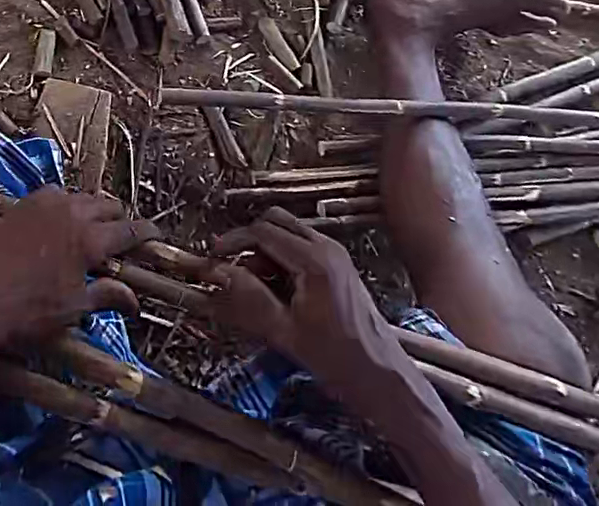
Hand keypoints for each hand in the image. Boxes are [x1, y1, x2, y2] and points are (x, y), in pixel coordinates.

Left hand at [0, 187, 158, 349]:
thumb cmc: (29, 311)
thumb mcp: (72, 309)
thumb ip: (105, 296)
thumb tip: (135, 301)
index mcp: (90, 240)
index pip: (128, 230)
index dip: (146, 231)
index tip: (156, 233)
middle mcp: (72, 213)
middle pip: (107, 205)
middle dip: (120, 217)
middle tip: (123, 232)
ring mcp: (45, 203)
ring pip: (81, 196)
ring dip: (93, 207)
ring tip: (93, 223)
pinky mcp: (24, 202)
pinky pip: (55, 193)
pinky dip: (66, 202)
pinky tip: (61, 216)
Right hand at [207, 207, 399, 385]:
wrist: (382, 377)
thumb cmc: (335, 357)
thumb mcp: (284, 331)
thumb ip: (249, 297)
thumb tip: (220, 272)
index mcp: (313, 261)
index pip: (262, 232)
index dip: (234, 240)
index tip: (215, 255)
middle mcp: (326, 247)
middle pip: (275, 221)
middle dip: (249, 238)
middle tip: (232, 263)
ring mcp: (335, 253)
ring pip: (288, 230)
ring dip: (265, 247)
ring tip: (253, 280)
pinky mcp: (338, 263)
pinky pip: (301, 244)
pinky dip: (282, 254)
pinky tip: (275, 284)